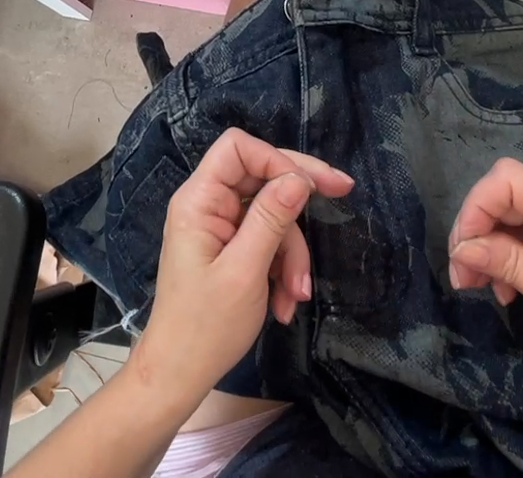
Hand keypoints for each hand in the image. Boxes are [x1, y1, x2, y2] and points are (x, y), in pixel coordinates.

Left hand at [132, 128, 354, 402]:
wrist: (179, 374)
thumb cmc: (205, 326)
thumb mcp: (245, 271)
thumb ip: (271, 220)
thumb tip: (299, 178)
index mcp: (199, 200)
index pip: (238, 149)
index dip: (277, 158)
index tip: (312, 184)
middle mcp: (207, 203)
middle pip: (261, 175)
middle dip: (298, 198)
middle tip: (344, 192)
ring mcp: (218, 225)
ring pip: (271, 213)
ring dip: (292, 254)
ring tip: (296, 295)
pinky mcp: (229, 247)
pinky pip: (266, 240)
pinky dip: (281, 269)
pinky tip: (284, 304)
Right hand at [446, 158, 522, 381]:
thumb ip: (513, 267)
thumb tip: (463, 248)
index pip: (508, 179)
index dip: (475, 207)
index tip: (463, 252)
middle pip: (506, 194)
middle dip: (477, 232)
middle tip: (464, 279)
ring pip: (513, 210)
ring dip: (491, 245)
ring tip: (483, 287)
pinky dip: (512, 250)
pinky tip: (510, 284)